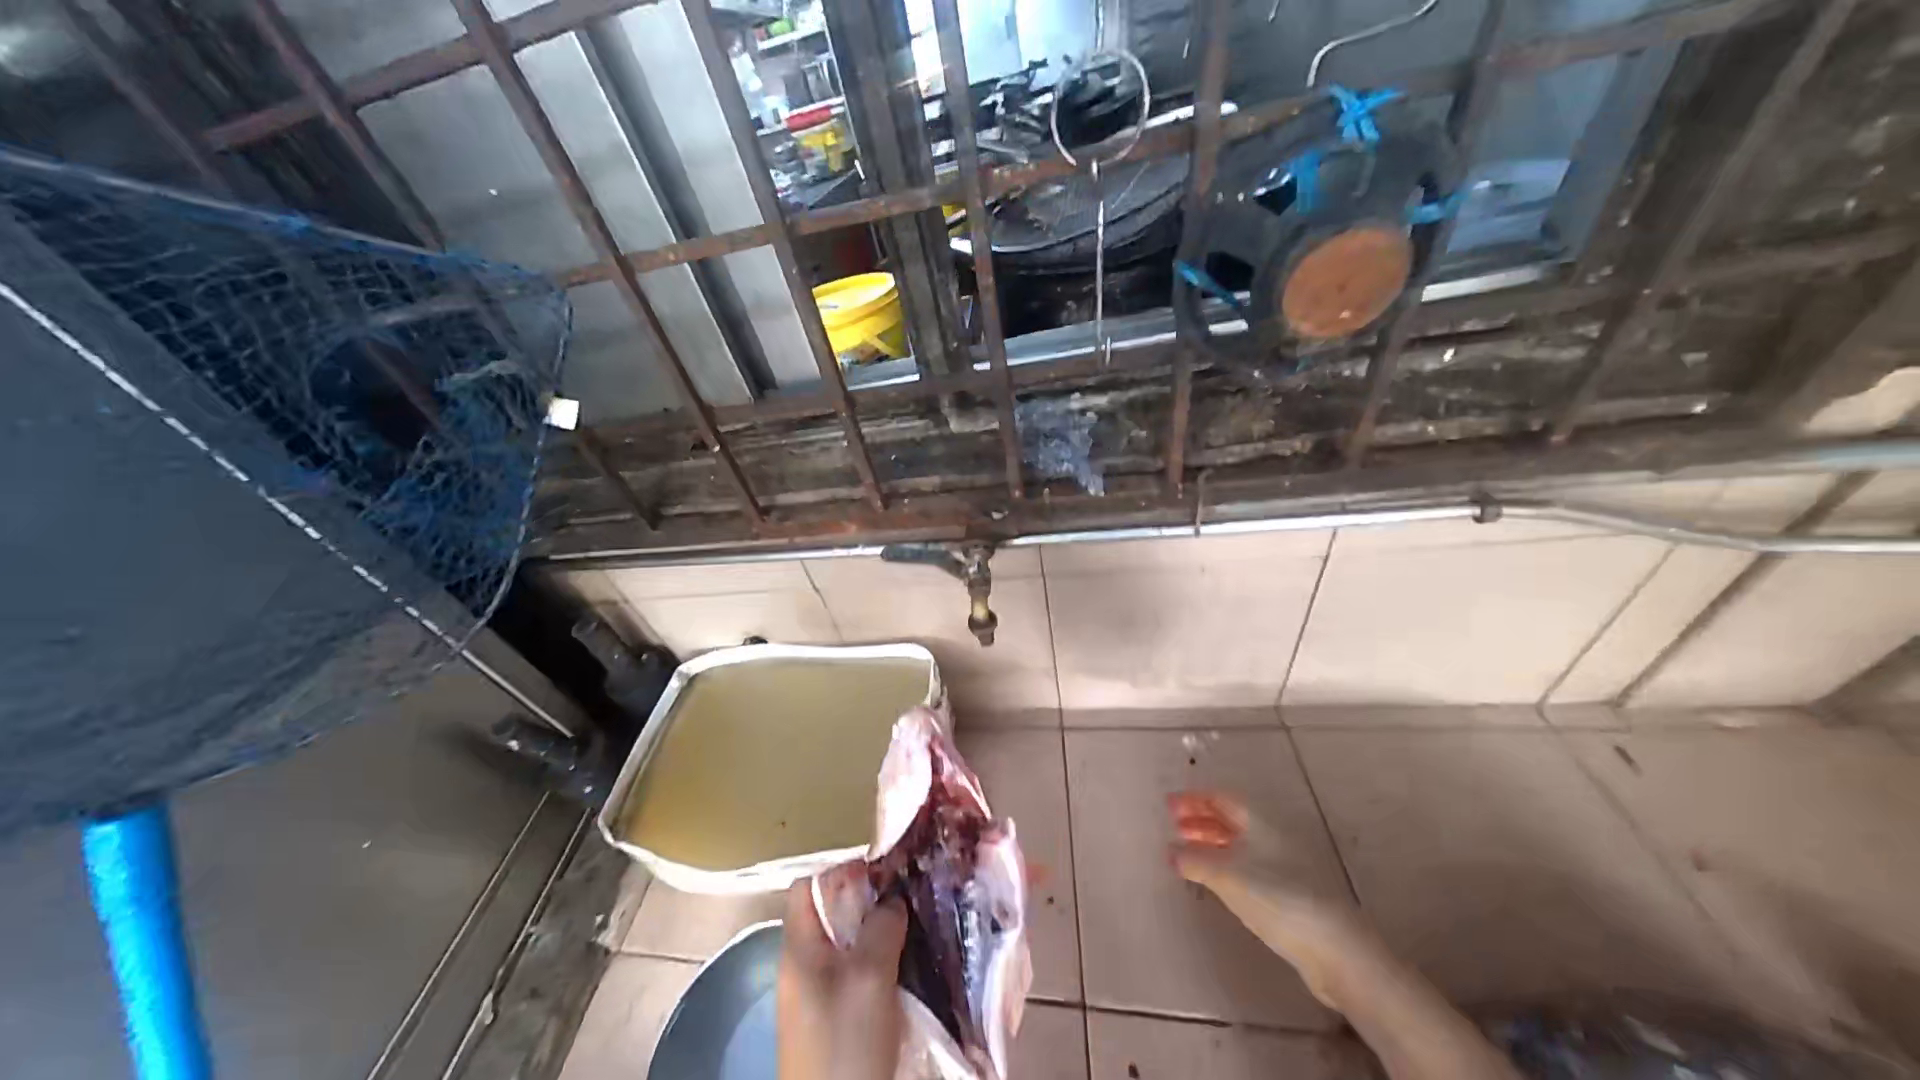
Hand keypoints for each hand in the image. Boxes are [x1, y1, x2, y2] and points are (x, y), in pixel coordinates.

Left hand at [777, 879, 906, 1079]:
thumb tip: (891, 899)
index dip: (840, 871)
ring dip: (877, 934)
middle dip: (867, 901)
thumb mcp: (868, 977)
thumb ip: (881, 928)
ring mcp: (816, 997)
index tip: (881, 872)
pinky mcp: (833, 1022)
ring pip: (846, 947)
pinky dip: (878, 965)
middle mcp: (802, 967)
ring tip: (914, 929)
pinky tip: (906, 969)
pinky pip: (854, 977)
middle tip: (907, 899)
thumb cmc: (846, 1044)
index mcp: (799, 949)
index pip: (807, 887)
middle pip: (829, 915)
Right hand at [1168, 791, 1367, 1004]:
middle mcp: (1269, 839)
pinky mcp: (1286, 894)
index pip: (1221, 799)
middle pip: (1230, 820)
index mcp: (1257, 824)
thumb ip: (1195, 860)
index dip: (1194, 799)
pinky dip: (1223, 867)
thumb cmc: (1276, 897)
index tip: (1169, 805)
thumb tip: (1172, 851)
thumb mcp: (1226, 875)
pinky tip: (1215, 882)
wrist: (1333, 947)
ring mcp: (1280, 866)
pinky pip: (1245, 867)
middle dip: (1200, 820)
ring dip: (1210, 844)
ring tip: (1187, 854)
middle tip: (1174, 827)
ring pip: (1238, 845)